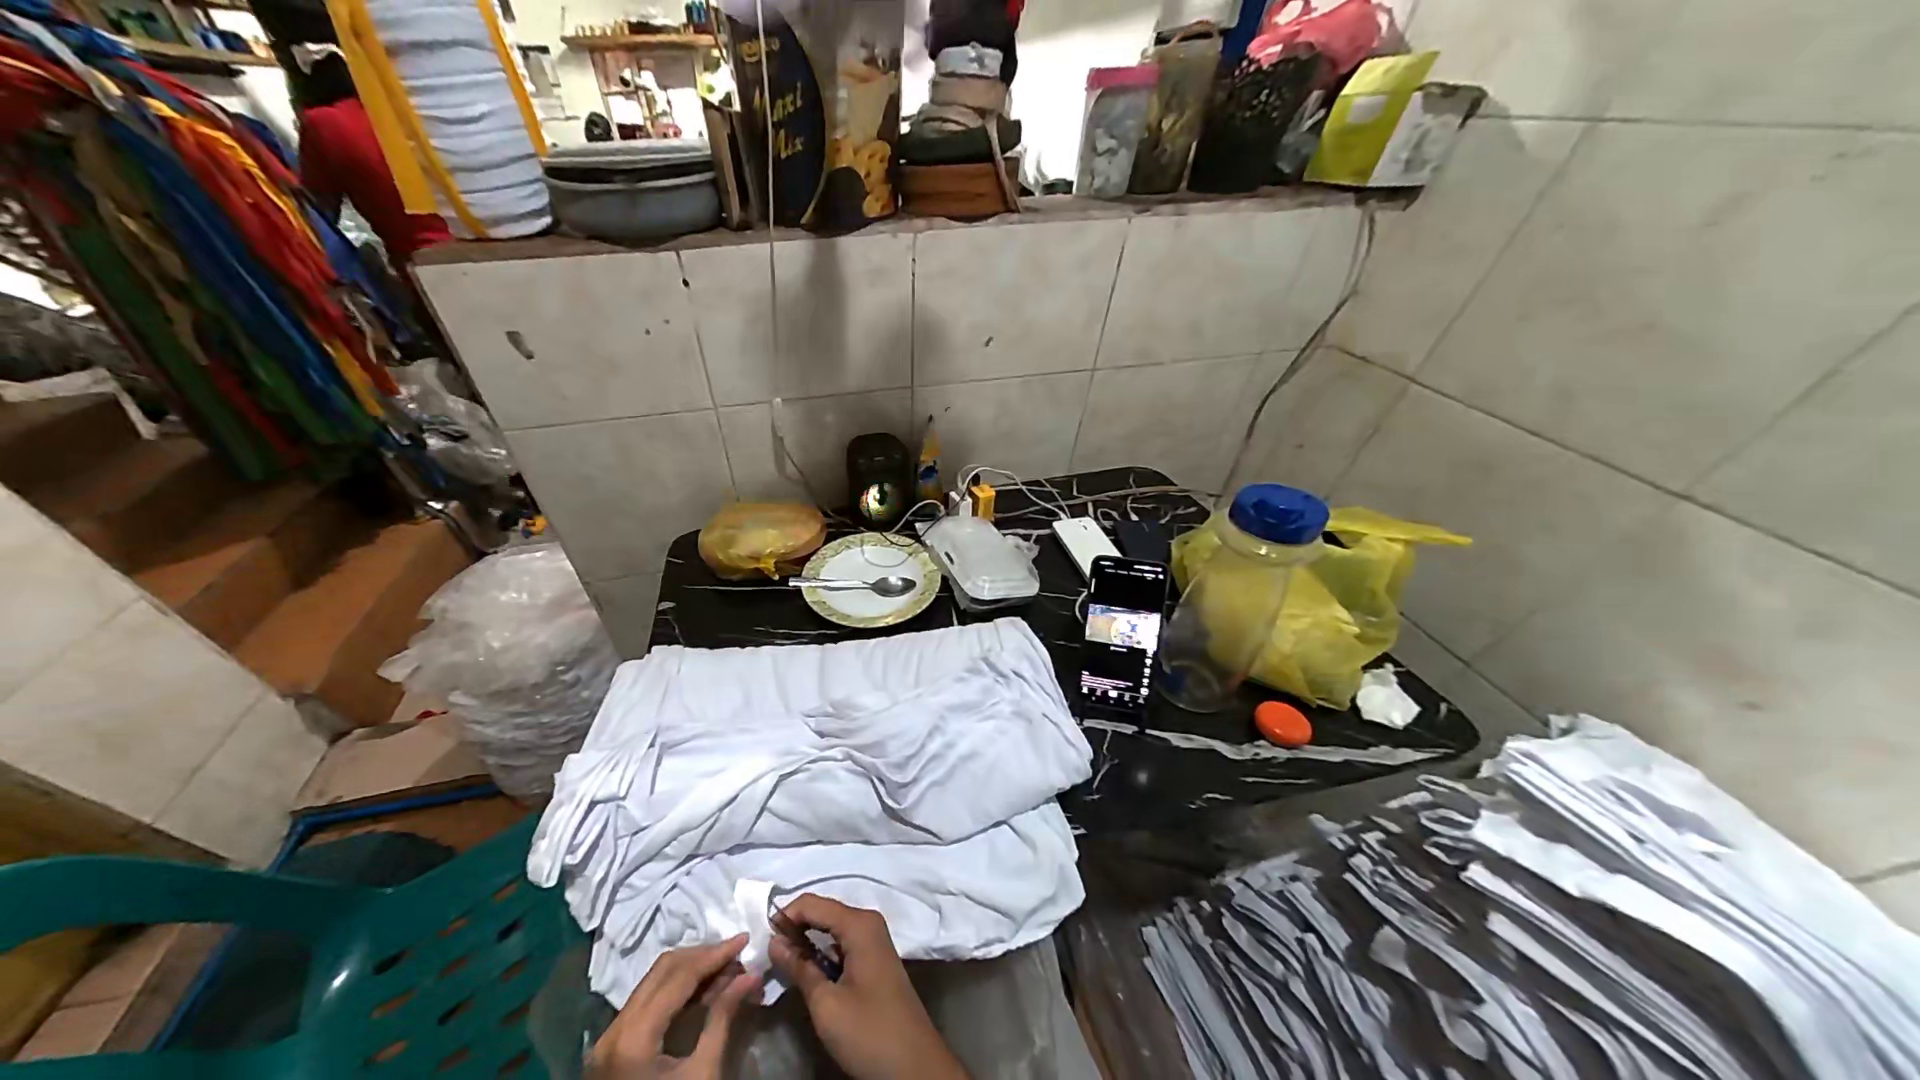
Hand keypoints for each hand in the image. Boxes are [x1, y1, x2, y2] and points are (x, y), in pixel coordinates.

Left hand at [588, 935, 761, 1079]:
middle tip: (738, 954)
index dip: (714, 954)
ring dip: (691, 970)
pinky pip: (646, 1002)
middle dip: (703, 957)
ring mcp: (608, 1039)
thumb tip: (751, 975)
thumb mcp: (704, 1074)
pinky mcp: (611, 1049)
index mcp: (633, 1038)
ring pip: (652, 982)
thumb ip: (723, 1018)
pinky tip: (703, 991)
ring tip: (727, 970)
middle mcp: (613, 1030)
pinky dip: (676, 990)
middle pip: (662, 971)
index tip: (745, 939)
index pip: (678, 976)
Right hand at [767, 895, 968, 1079]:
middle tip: (768, 957)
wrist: (914, 1066)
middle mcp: (868, 923)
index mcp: (859, 924)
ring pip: (830, 930)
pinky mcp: (874, 960)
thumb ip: (799, 967)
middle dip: (794, 930)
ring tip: (783, 968)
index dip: (784, 917)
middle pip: (822, 912)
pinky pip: (841, 945)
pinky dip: (822, 955)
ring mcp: (874, 941)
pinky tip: (808, 976)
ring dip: (806, 944)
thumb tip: (774, 941)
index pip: (812, 903)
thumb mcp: (826, 1004)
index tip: (760, 942)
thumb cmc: (869, 1032)